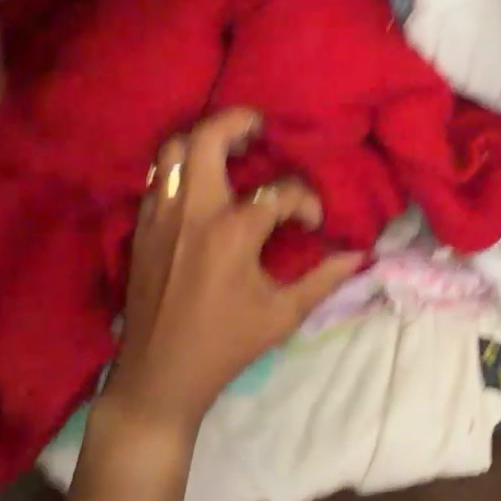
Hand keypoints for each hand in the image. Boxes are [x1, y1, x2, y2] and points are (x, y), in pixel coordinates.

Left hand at [103, 109, 363, 436]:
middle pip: (207, 139)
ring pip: (173, 151)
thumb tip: (359, 254)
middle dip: (237, 123)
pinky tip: (201, 183)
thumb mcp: (283, 315)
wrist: (158, 377)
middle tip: (260, 128)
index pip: (280, 192)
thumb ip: (324, 279)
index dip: (306, 202)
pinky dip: (180, 168)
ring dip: (203, 140)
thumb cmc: (225, 346)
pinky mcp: (141, 229)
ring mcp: (161, 217)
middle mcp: (193, 213)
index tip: (314, 223)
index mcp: (232, 233)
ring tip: (230, 148)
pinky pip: (157, 179)